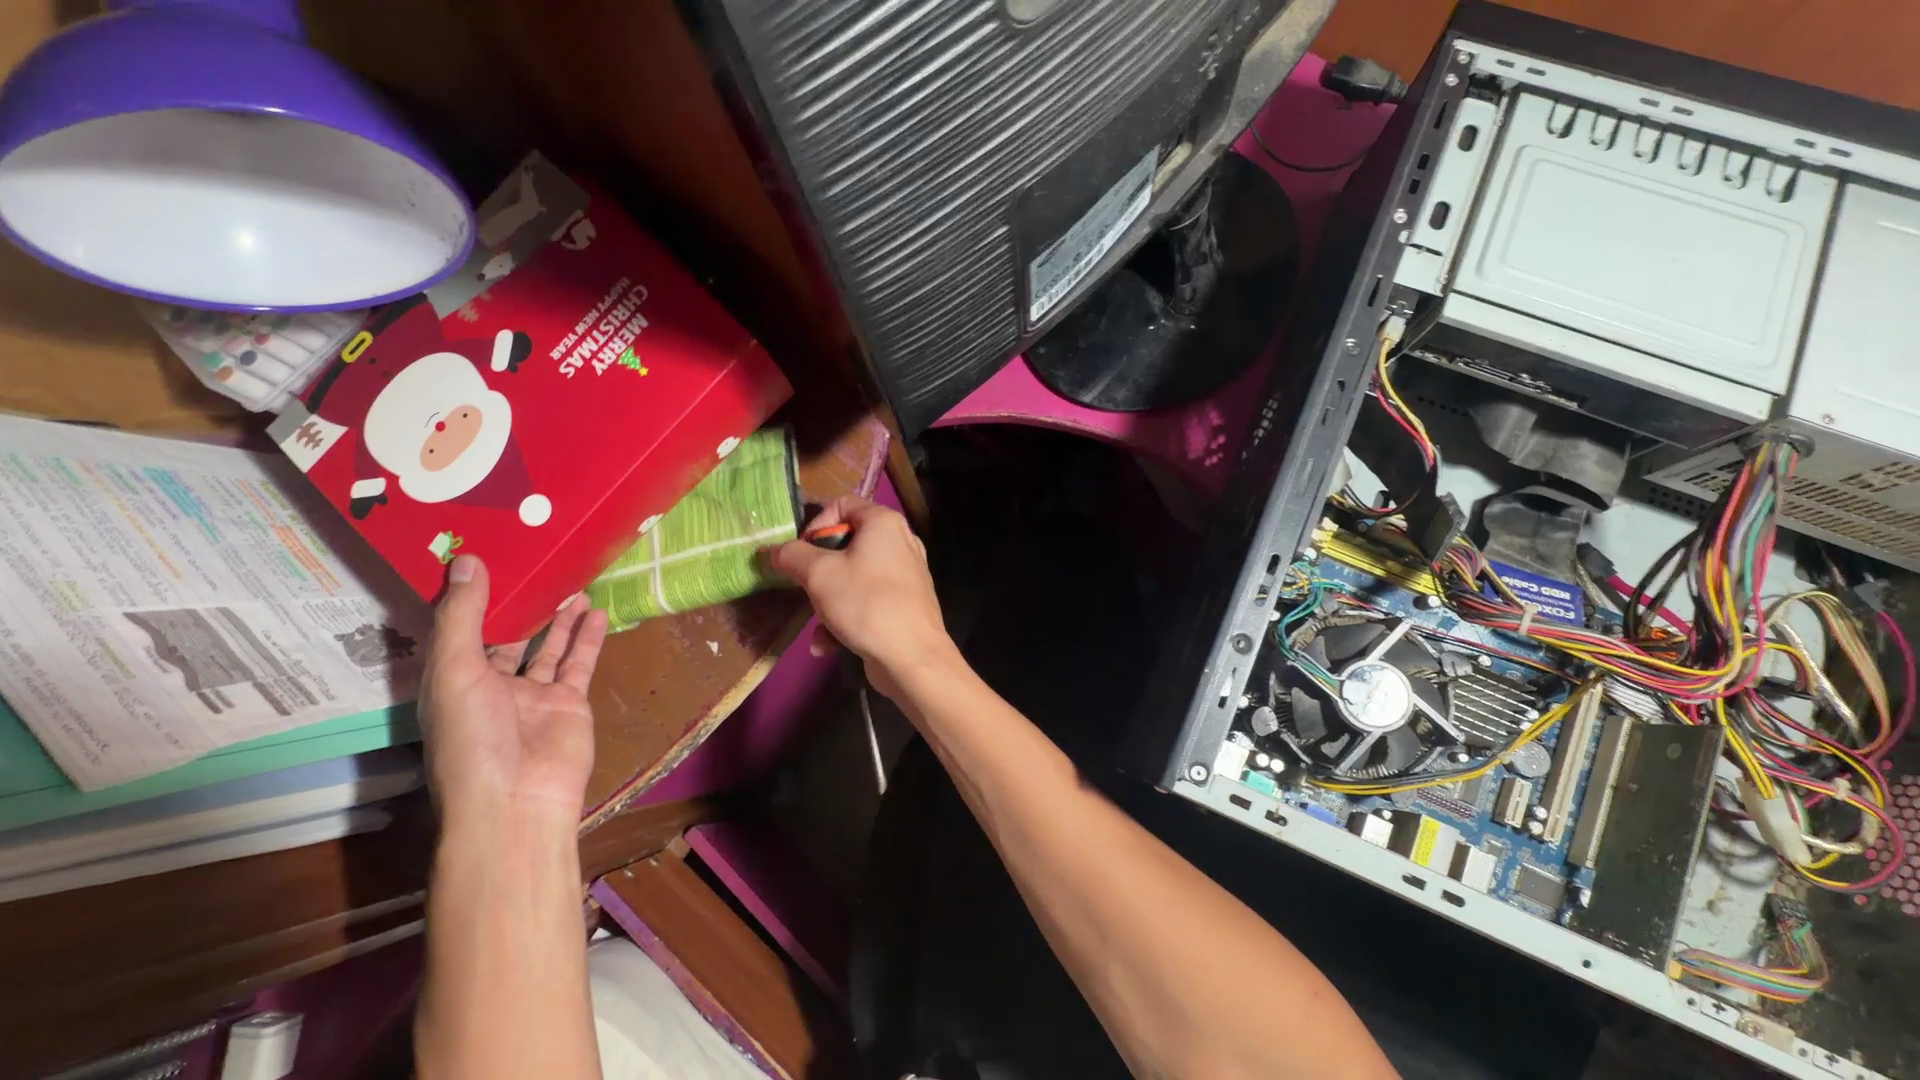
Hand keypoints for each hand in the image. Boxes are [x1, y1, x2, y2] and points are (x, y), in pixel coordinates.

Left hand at [418, 555, 608, 827]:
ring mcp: (533, 696)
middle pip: (507, 637)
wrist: (518, 800)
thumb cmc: (472, 737)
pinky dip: (588, 637)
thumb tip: (467, 560)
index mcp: (452, 682)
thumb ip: (463, 615)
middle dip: (521, 606)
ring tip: (573, 582)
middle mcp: (490, 687)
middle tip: (537, 566)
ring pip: (547, 647)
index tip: (482, 559)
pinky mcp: (569, 703)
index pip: (460, 632)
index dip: (471, 598)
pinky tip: (597, 610)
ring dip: (559, 617)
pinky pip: (578, 663)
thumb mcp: (455, 671)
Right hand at [769, 497, 956, 699]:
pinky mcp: (904, 604)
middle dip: (818, 570)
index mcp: (883, 523)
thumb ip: (791, 556)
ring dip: (827, 601)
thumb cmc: (865, 603)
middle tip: (803, 586)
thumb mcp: (818, 575)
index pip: (842, 504)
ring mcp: (905, 575)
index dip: (815, 525)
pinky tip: (827, 644)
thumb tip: (772, 550)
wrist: (912, 658)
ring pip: (853, 577)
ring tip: (817, 623)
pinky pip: (866, 601)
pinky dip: (845, 618)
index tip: (800, 553)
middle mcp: (899, 542)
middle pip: (846, 543)